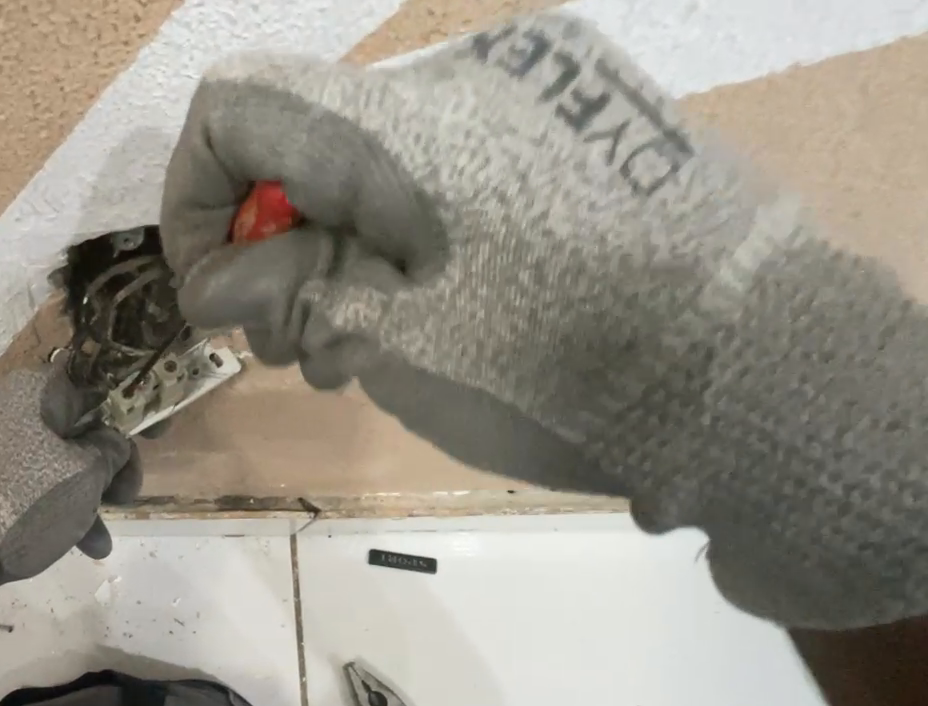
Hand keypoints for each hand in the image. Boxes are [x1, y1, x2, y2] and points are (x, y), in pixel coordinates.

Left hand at [0, 362, 140, 679]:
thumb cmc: (26, 501)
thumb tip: (114, 441)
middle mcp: (13, 409)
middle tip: (127, 498)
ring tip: (101, 541)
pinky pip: (36, 487)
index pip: (96, 386)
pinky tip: (84, 547)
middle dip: (111, 468)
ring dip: (90, 499)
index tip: (157, 435)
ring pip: (61, 464)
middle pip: (80, 430)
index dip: (130, 411)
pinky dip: (62, 511)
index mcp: (34, 389)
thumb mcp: (84, 474)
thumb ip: (111, 450)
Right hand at [161, 13, 927, 628]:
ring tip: (352, 350)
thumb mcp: (387, 338)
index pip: (238, 107)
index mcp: (411, 125)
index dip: (193, 199)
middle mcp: (459, 83)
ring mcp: (516, 102)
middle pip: (290, 150)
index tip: (215, 287)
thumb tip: (204, 281)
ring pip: (351, 172)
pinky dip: (382, 249)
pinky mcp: (553, 134)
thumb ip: (278, 290)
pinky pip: (419, 179)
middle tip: (291, 347)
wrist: (751, 383)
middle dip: (263, 256)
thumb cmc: (553, 369)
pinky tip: (410, 318)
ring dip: (320, 265)